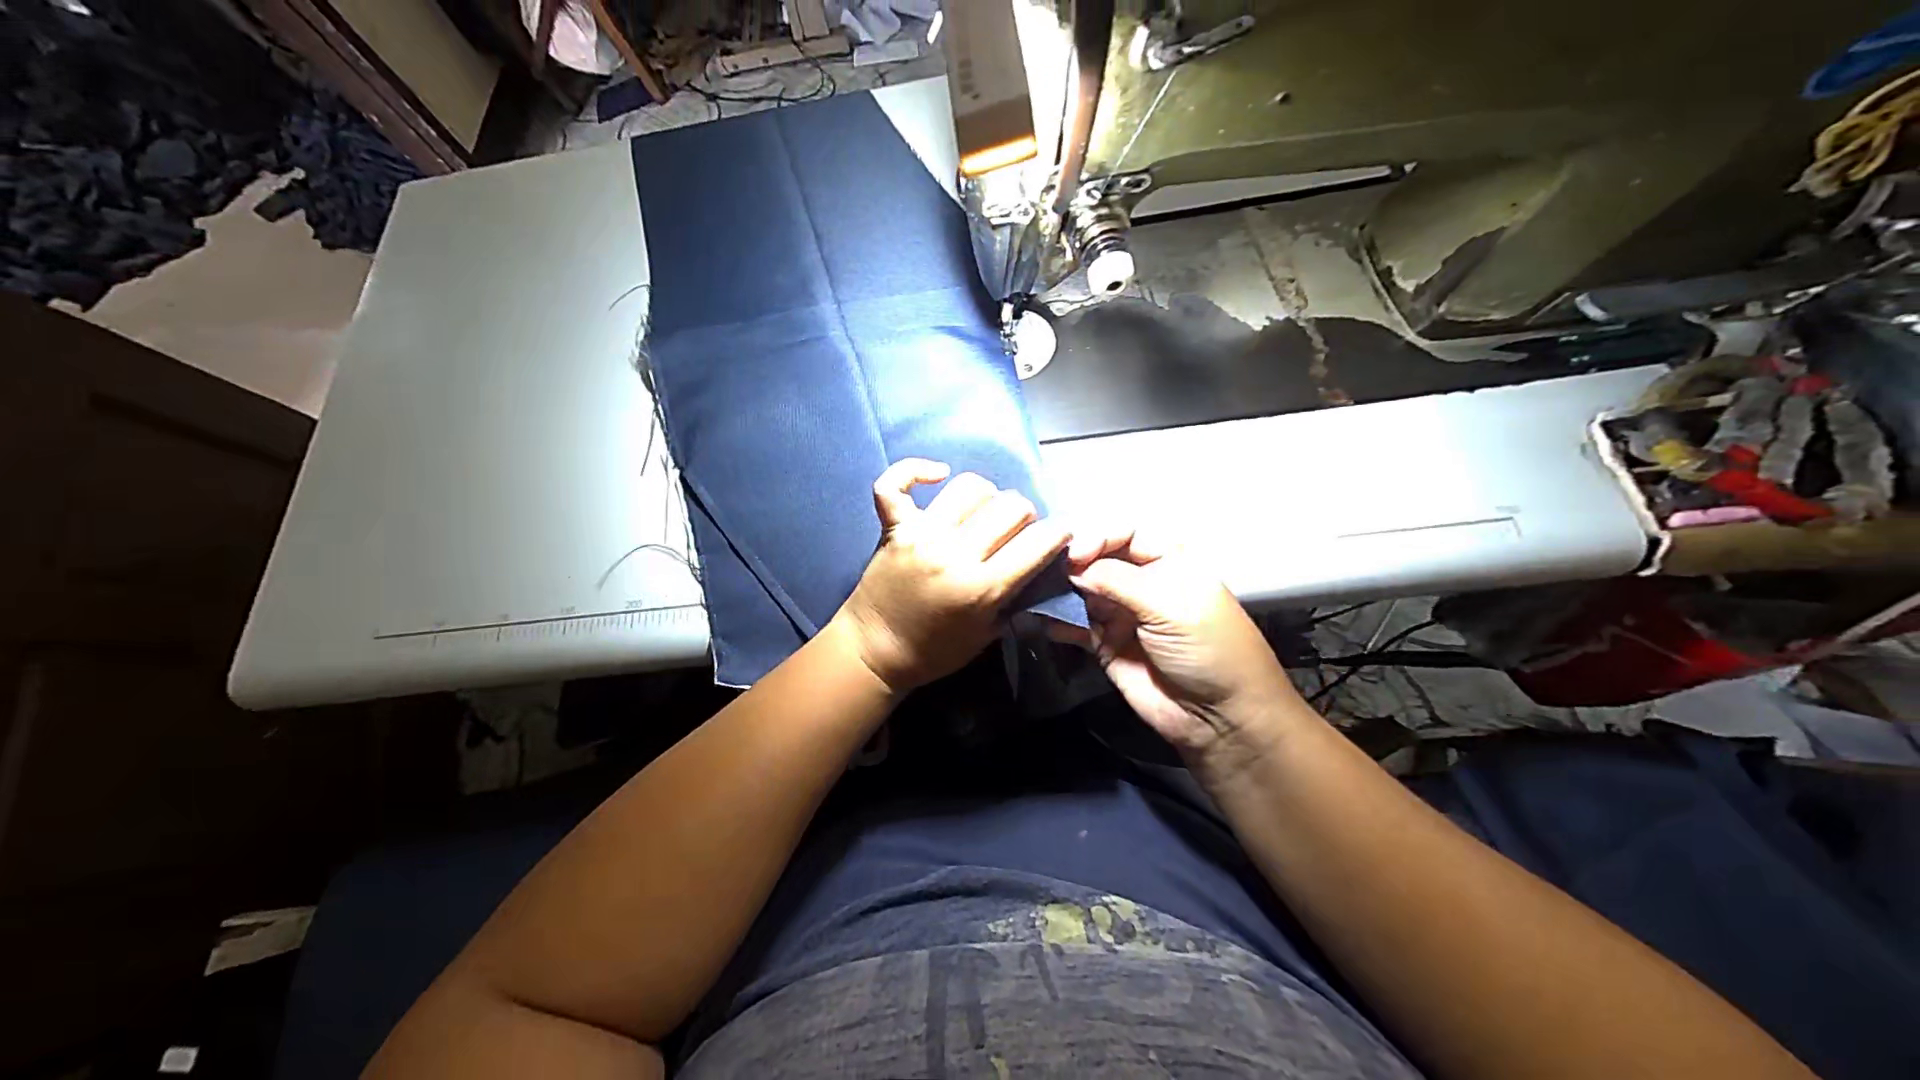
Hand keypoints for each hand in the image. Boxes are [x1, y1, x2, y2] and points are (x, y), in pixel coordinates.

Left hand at [832, 459, 1070, 694]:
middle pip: (1011, 506)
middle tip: (1016, 533)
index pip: (1039, 541)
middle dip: (1026, 516)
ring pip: (969, 487)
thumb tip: (1041, 562)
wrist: (874, 652)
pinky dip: (916, 470)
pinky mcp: (893, 526)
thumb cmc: (935, 651)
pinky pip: (896, 483)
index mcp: (983, 587)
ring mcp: (920, 535)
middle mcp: (954, 554)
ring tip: (983, 513)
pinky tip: (937, 475)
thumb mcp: (989, 634)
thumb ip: (1016, 596)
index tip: (1059, 534)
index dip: (1060, 533)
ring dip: (987, 496)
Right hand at [1063, 523, 1301, 771]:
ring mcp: (1122, 614)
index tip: (1072, 551)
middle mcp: (1142, 583)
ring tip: (1034, 588)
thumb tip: (1073, 565)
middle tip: (1045, 567)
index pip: (1126, 533)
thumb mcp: (1171, 605)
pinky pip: (1075, 625)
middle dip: (1072, 560)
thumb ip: (1118, 581)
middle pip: (1098, 559)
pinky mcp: (1105, 645)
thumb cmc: (1211, 651)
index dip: (1097, 536)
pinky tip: (1039, 617)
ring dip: (1058, 588)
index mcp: (1169, 562)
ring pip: (1081, 590)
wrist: (1221, 720)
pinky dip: (1056, 620)